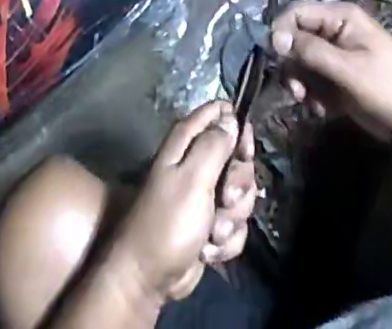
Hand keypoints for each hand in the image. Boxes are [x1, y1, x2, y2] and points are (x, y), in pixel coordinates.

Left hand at [105, 101, 249, 304]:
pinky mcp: (209, 223)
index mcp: (186, 142)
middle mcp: (195, 162)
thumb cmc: (168, 222)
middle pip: (237, 157)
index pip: (219, 114)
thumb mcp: (193, 178)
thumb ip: (214, 145)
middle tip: (226, 200)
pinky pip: (235, 224)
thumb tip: (231, 118)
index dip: (237, 128)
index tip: (243, 151)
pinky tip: (208, 250)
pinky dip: (226, 240)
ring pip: (241, 195)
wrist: (148, 278)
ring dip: (231, 219)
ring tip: (211, 232)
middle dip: (239, 185)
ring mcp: (203, 195)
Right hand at [270, 1, 391, 139]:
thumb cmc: (391, 87)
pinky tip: (322, 111)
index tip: (277, 59)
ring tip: (309, 103)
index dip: (281, 33)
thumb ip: (312, 51)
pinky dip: (313, 96)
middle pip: (295, 40)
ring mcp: (337, 56)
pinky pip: (314, 82)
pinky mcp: (340, 79)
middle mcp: (335, 32)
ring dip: (301, 84)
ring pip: (301, 64)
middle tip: (296, 90)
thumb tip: (275, 37)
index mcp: (340, 18)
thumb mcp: (349, 69)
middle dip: (292, 65)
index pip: (296, 13)